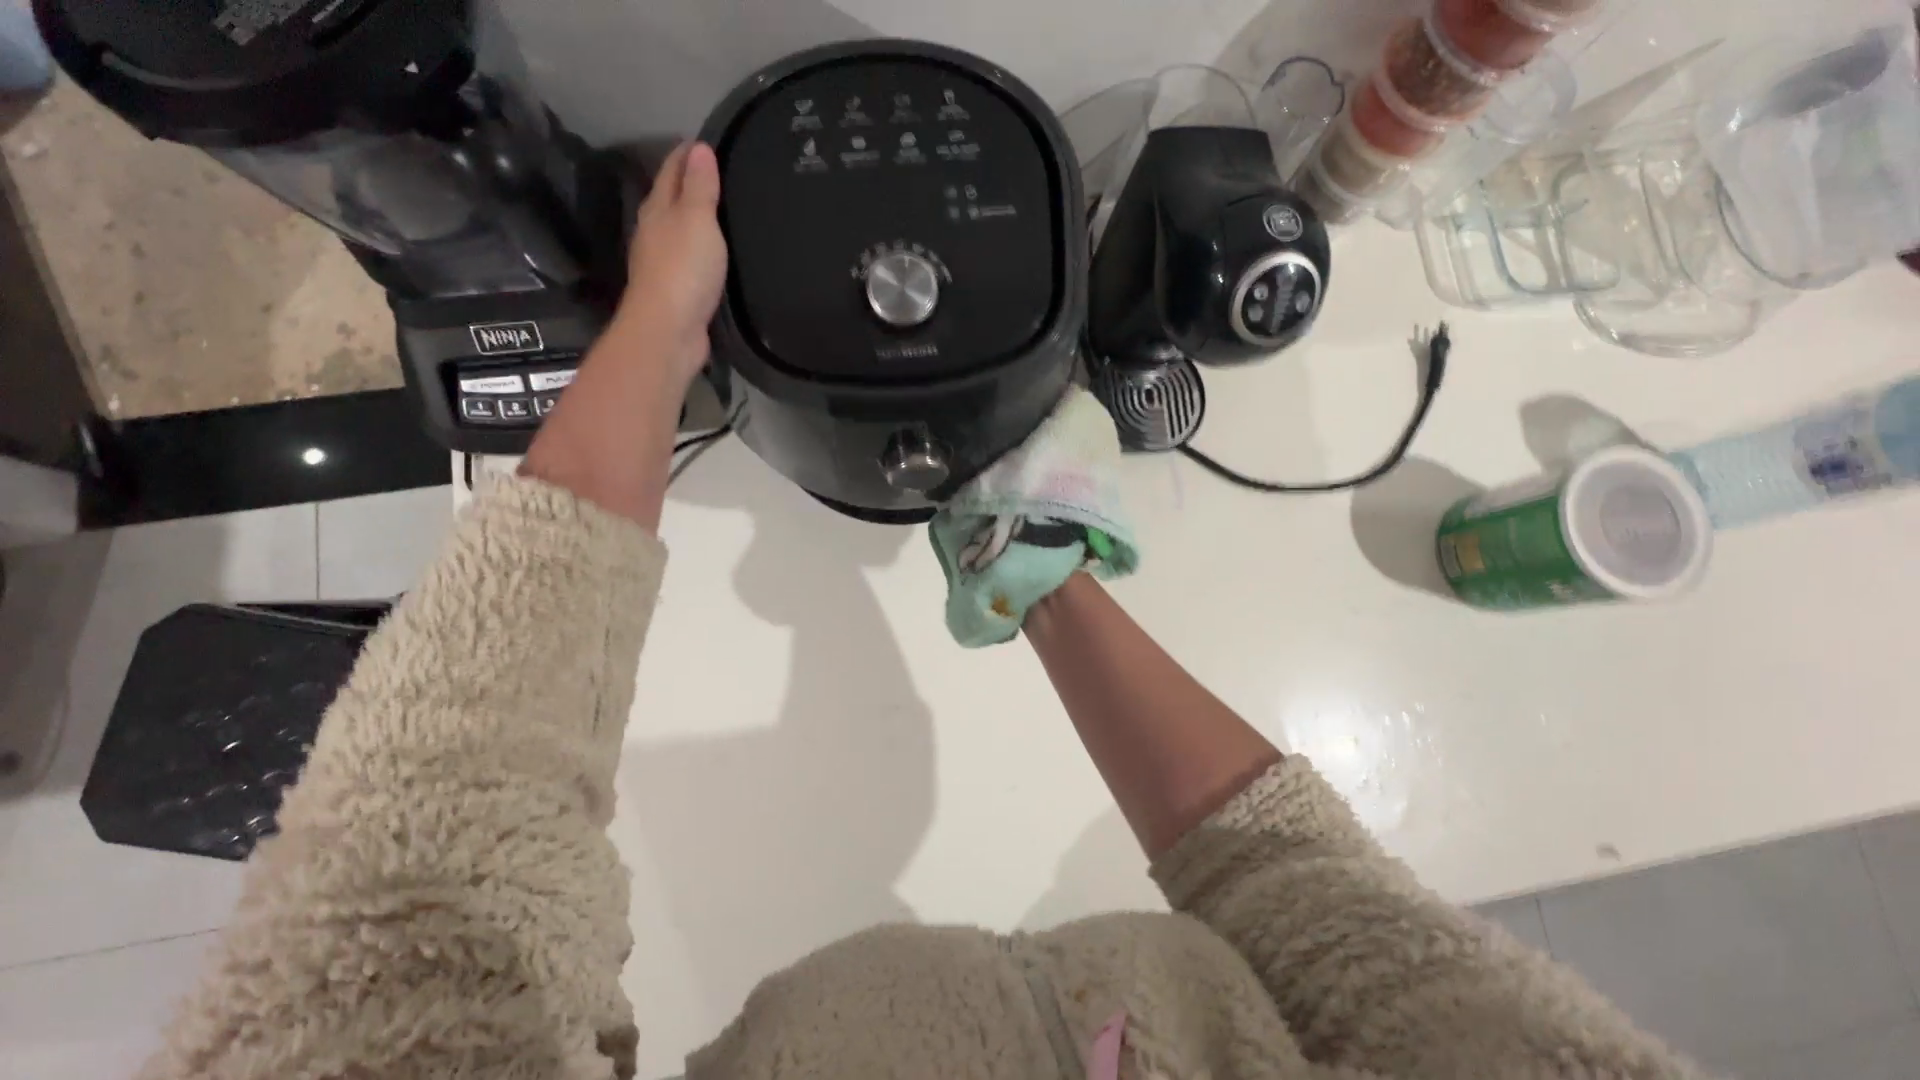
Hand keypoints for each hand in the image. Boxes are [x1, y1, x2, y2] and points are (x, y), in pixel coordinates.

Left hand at [615, 141, 728, 387]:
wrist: (668, 331)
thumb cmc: (683, 270)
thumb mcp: (696, 220)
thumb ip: (699, 186)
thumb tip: (699, 148)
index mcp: (658, 209)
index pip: (672, 169)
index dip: (688, 153)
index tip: (710, 140)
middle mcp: (654, 231)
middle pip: (672, 198)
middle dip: (692, 182)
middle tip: (724, 172)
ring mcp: (662, 262)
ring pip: (680, 229)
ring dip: (697, 218)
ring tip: (725, 209)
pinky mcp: (675, 290)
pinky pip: (690, 258)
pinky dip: (703, 248)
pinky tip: (718, 251)